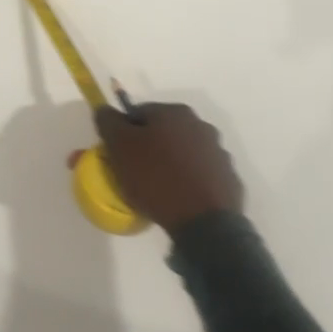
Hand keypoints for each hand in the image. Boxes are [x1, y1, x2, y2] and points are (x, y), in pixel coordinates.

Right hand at [86, 102, 242, 231]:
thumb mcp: (119, 146)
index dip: (122, 133)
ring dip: (167, 164)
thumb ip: (108, 122)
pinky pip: (197, 174)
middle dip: (145, 148)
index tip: (115, 154)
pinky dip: (185, 180)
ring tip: (153, 188)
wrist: (203, 221)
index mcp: (174, 113)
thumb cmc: (155, 177)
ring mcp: (218, 153)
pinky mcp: (227, 179)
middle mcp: (201, 125)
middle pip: (161, 133)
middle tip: (131, 172)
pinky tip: (175, 197)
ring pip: (181, 153)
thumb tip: (105, 110)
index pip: (137, 113)